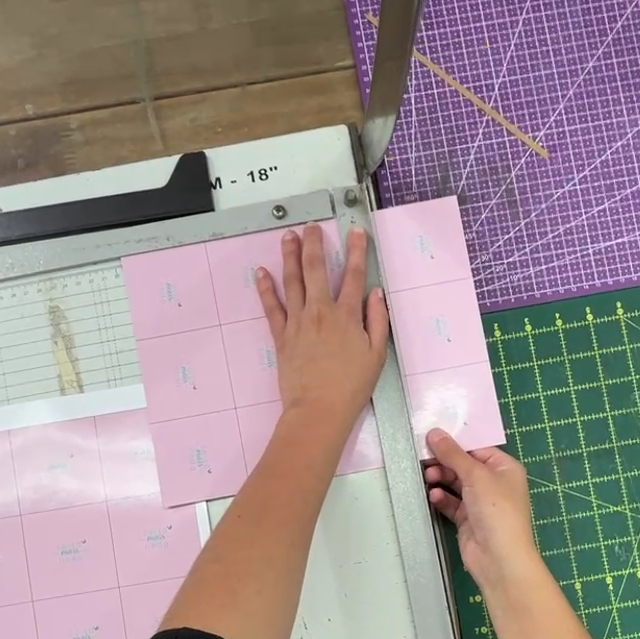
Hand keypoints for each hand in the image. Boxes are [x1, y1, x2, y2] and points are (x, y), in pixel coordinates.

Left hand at [257, 227, 389, 433]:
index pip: (353, 276)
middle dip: (315, 244)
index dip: (356, 252)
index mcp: (347, 316)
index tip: (356, 232)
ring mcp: (298, 322)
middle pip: (316, 270)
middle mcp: (321, 312)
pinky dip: (266, 289)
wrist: (319, 409)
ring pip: (292, 281)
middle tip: (312, 227)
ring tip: (288, 237)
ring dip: (290, 256)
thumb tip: (376, 294)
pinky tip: (261, 272)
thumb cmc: (352, 387)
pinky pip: (272, 307)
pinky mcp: (282, 336)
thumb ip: (378, 321)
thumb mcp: (376, 356)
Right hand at [424, 429, 542, 593]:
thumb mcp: (476, 475)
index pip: (477, 448)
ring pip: (455, 484)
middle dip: (445, 463)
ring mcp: (481, 502)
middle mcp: (494, 483)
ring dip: (441, 480)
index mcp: (505, 468)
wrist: (498, 557)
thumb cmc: (496, 511)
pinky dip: (442, 498)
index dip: (455, 444)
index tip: (432, 438)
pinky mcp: (468, 519)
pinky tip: (434, 497)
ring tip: (428, 478)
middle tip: (425, 461)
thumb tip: (435, 433)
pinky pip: (451, 503)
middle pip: (464, 465)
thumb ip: (453, 454)